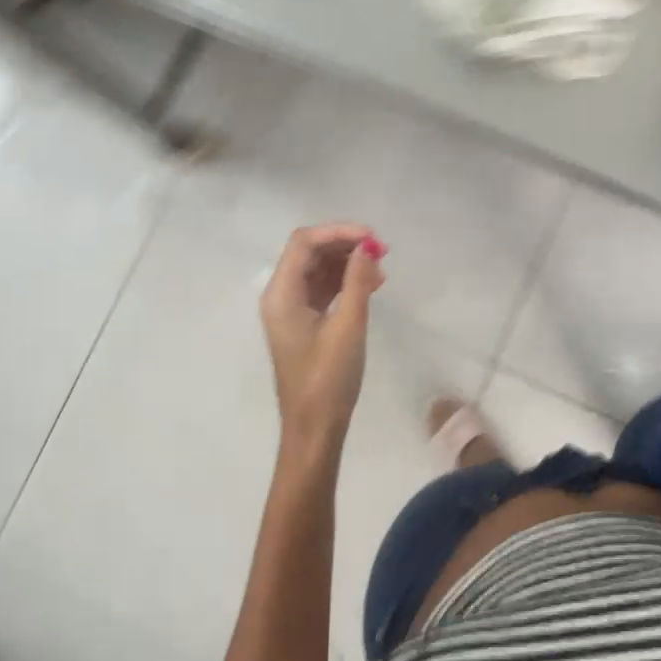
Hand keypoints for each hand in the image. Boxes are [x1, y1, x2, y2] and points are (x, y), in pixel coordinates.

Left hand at [261, 224, 386, 448]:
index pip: (304, 243)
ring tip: (381, 271)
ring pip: (317, 270)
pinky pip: (322, 289)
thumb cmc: (328, 379)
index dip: (338, 232)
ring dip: (347, 263)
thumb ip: (357, 281)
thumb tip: (368, 246)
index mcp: (281, 294)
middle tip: (381, 251)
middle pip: (309, 252)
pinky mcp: (304, 323)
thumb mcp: (348, 326)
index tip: (373, 238)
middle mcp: (280, 296)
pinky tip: (372, 286)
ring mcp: (291, 310)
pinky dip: (345, 283)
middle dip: (344, 245)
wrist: (314, 428)